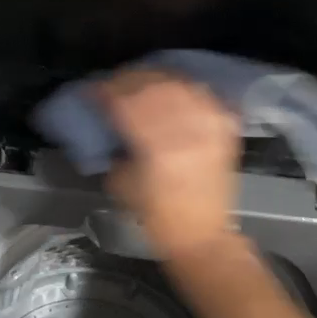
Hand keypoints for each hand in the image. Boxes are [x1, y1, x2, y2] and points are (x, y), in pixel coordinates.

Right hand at [96, 70, 241, 258]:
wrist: (203, 238)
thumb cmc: (159, 219)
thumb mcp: (122, 186)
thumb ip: (117, 153)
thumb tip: (112, 131)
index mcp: (156, 146)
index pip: (125, 102)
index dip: (104, 91)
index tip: (91, 91)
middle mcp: (187, 130)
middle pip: (153, 84)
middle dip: (128, 80)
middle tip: (112, 85)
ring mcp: (210, 126)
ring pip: (179, 83)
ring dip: (156, 79)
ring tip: (141, 84)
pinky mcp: (225, 129)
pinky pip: (204, 95)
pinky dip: (185, 89)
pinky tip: (173, 92)